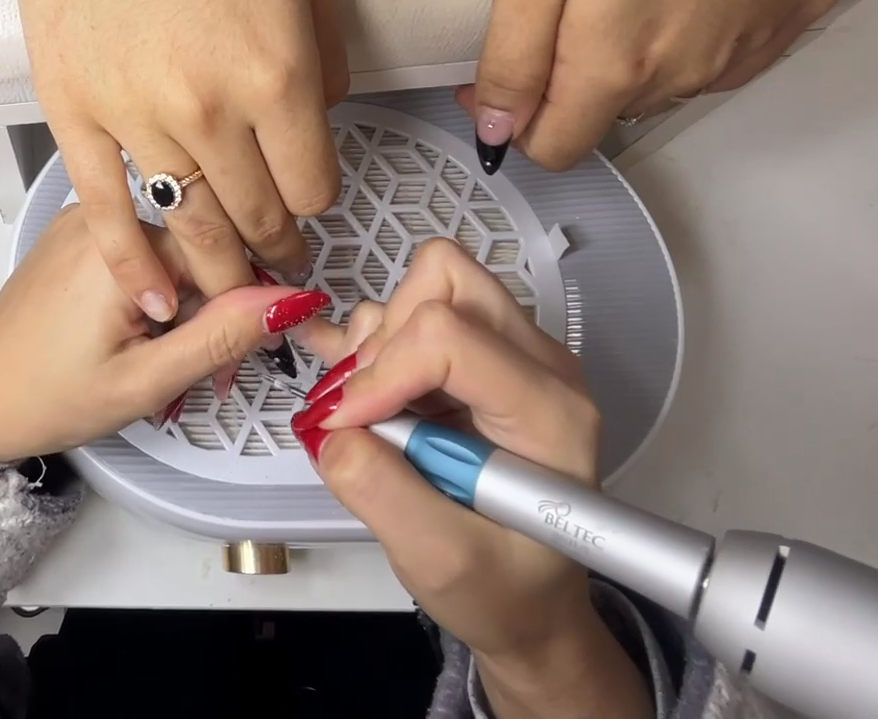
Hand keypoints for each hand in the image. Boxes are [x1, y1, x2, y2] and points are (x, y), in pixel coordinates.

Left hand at [0, 208, 331, 462]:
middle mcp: (95, 216)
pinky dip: (149, 281)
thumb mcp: (147, 379)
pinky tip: (137, 324)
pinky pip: (133, 245)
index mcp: (114, 246)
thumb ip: (221, 336)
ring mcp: (79, 220)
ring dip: (180, 294)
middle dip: (208, 303)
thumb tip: (289, 300)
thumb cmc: (53, 397)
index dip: (239, 304)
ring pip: (166, 245)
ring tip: (159, 348)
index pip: (217, 249)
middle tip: (200, 365)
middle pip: (191, 244)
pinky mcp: (71, 233)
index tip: (237, 354)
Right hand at [15, 0, 348, 319]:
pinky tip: (153, 305)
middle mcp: (210, 113)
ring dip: (219, 266)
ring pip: (190, 223)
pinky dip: (132, 266)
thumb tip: (317, 124)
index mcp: (278, 75)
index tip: (310, 202)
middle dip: (276, 249)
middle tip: (282, 267)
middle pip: (257, 216)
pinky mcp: (75, 116)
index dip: (318, 202)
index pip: (314, 183)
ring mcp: (135, 121)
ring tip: (233, 292)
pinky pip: (105, 211)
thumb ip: (324, 60)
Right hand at [291, 240, 647, 717]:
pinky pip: (408, 305)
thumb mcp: (439, 561)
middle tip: (366, 409)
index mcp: (549, 409)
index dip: (379, 375)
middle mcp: (536, 360)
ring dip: (376, 342)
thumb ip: (378, 489)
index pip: (446, 335)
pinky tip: (353, 384)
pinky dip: (368, 339)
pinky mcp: (474, 349)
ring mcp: (507, 348)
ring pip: (423, 284)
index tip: (346, 427)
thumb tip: (329, 428)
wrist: (526, 597)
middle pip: (443, 281)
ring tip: (372, 409)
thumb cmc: (502, 586)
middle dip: (382, 341)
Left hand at [466, 0, 868, 168]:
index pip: (558, 146)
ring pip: (664, 86)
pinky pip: (725, 49)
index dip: (512, 124)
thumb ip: (513, 62)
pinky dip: (689, 31)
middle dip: (562, 87)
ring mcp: (760, 37)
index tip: (488, 81)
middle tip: (545, 15)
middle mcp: (697, 70)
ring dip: (626, 60)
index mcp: (621, 66)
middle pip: (607, 115)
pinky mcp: (804, 0)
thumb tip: (500, 134)